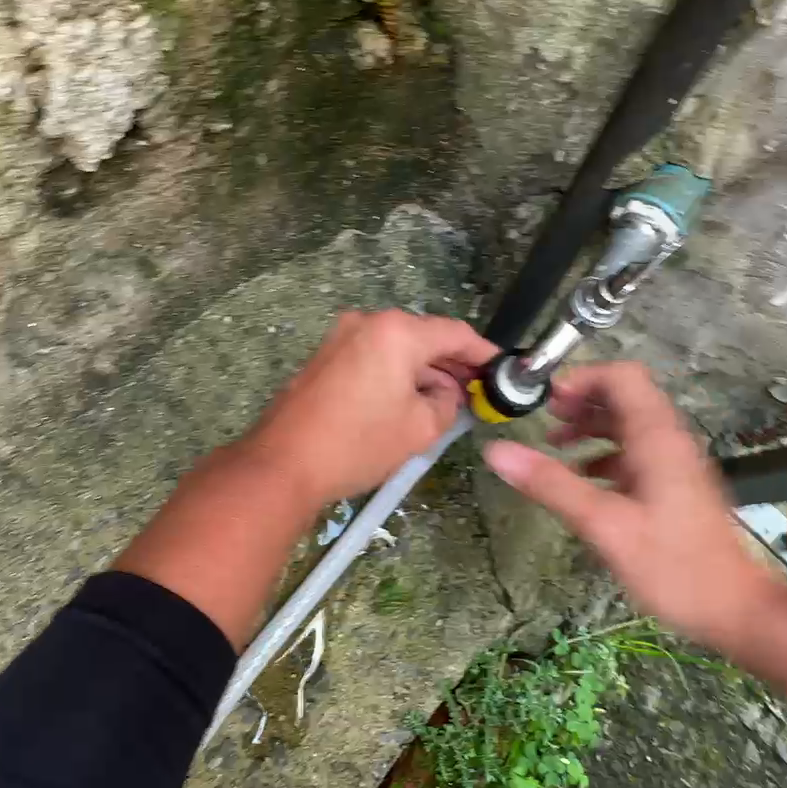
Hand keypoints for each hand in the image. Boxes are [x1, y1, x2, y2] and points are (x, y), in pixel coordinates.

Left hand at [240, 310, 498, 505]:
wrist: (283, 464)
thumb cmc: (358, 443)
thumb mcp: (420, 428)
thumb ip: (448, 403)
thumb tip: (447, 393)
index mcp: (396, 331)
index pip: (454, 333)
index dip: (483, 353)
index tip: (503, 371)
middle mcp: (367, 323)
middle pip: (424, 337)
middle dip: (452, 365)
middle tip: (477, 392)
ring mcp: (340, 338)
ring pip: (396, 349)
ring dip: (423, 371)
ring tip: (444, 403)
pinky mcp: (324, 359)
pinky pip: (372, 358)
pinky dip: (395, 374)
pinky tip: (407, 402)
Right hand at [481, 361, 780, 650]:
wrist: (735, 609)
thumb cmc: (672, 565)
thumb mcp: (603, 524)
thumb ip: (551, 484)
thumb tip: (497, 451)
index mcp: (656, 438)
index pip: (621, 377)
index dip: (582, 378)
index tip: (546, 400)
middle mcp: (669, 441)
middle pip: (623, 397)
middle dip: (581, 401)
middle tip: (545, 420)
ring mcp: (674, 464)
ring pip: (628, 425)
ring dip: (590, 427)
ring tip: (555, 446)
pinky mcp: (674, 487)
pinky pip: (635, 453)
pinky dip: (604, 455)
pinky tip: (583, 481)